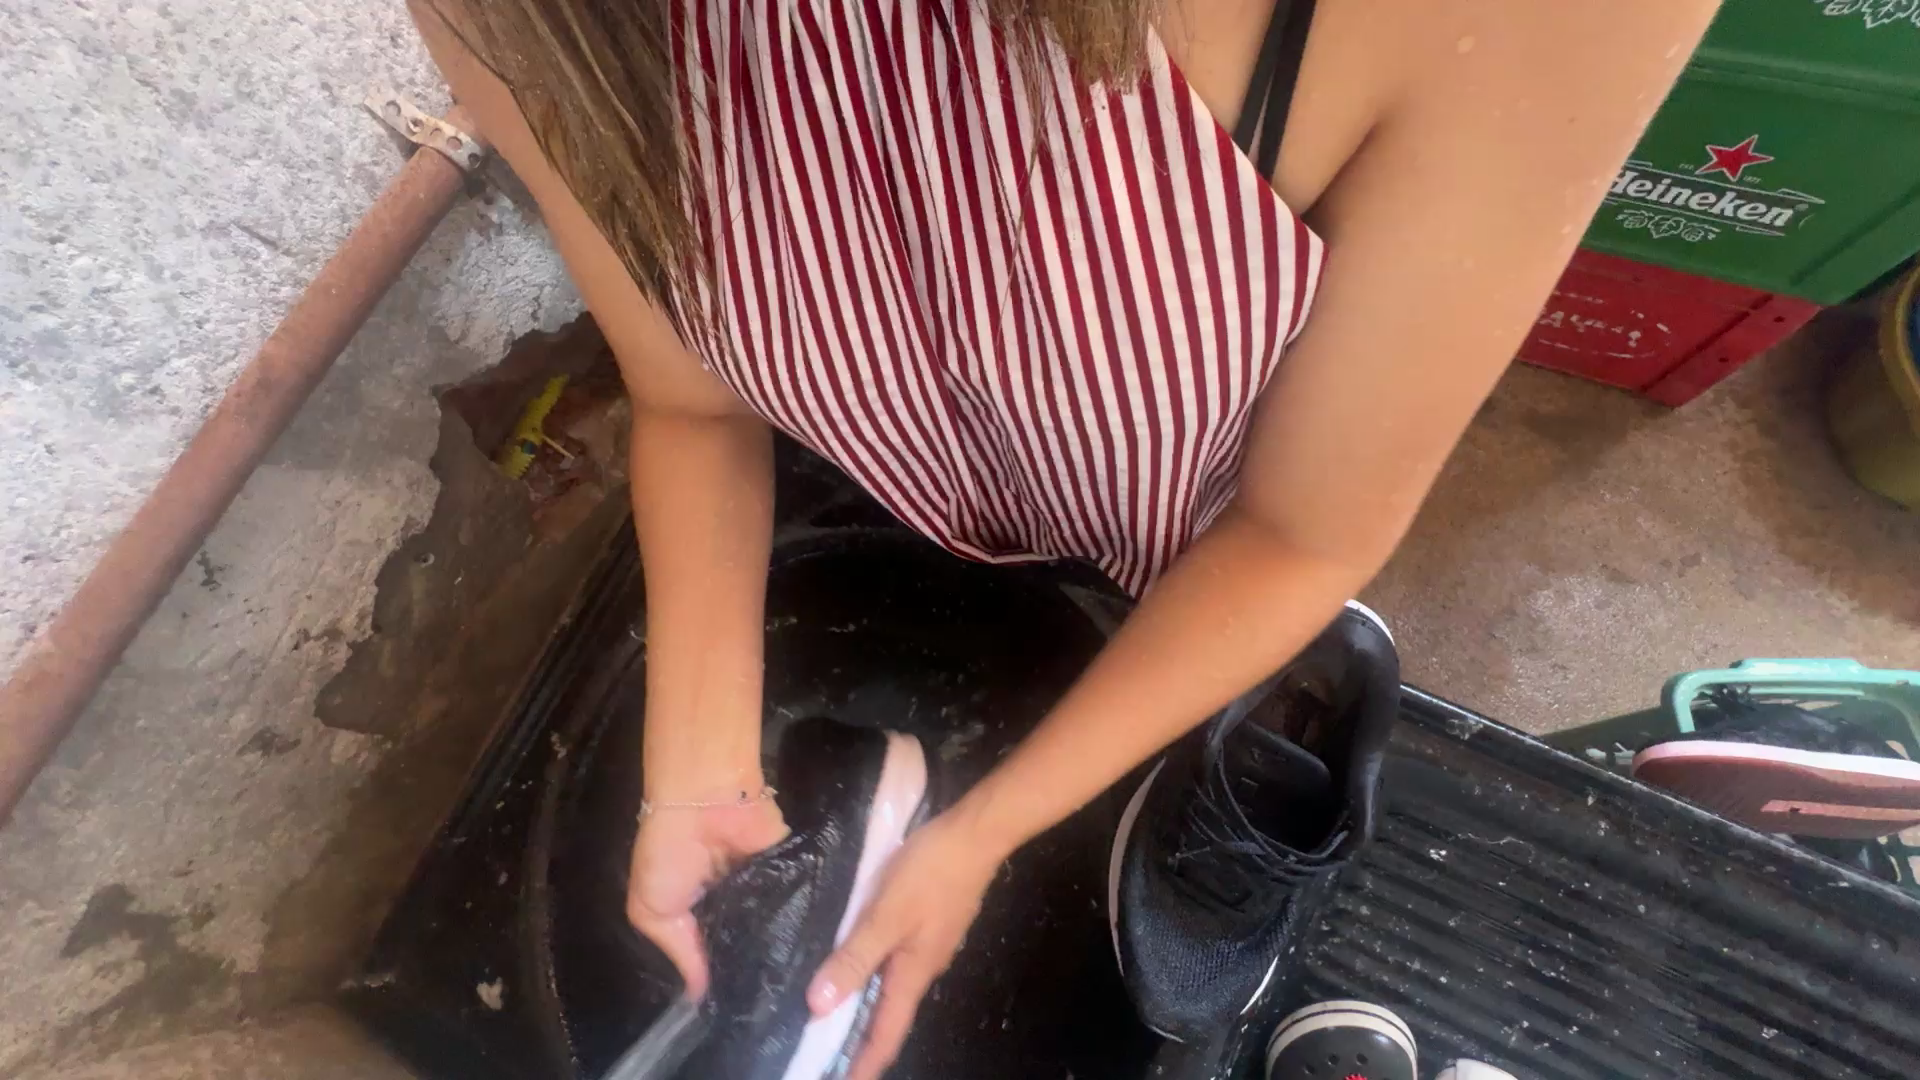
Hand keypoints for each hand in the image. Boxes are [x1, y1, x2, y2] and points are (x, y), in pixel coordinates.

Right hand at [626, 796, 788, 998]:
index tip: (739, 1008)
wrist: (704, 799)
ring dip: (779, 941)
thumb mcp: (653, 911)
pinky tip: (803, 943)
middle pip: (750, 939)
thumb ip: (681, 951)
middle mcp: (736, 898)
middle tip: (767, 997)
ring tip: (787, 977)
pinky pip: (798, 898)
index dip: (725, 975)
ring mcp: (766, 883)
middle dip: (754, 961)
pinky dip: (799, 917)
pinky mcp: (793, 865)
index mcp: (702, 910)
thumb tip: (701, 994)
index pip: (718, 950)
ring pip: (776, 923)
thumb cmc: (668, 851)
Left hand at [806, 811, 1007, 1079]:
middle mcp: (924, 966)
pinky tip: (859, 953)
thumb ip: (854, 957)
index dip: (861, 1067)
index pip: (885, 1036)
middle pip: (889, 1015)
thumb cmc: (930, 873)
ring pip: (892, 984)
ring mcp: (931, 942)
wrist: (975, 834)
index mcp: (912, 973)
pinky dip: (874, 968)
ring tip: (832, 1005)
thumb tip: (817, 1006)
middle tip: (822, 1049)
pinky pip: (897, 957)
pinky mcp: (932, 919)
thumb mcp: (886, 914)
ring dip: (864, 1002)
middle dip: (858, 1039)